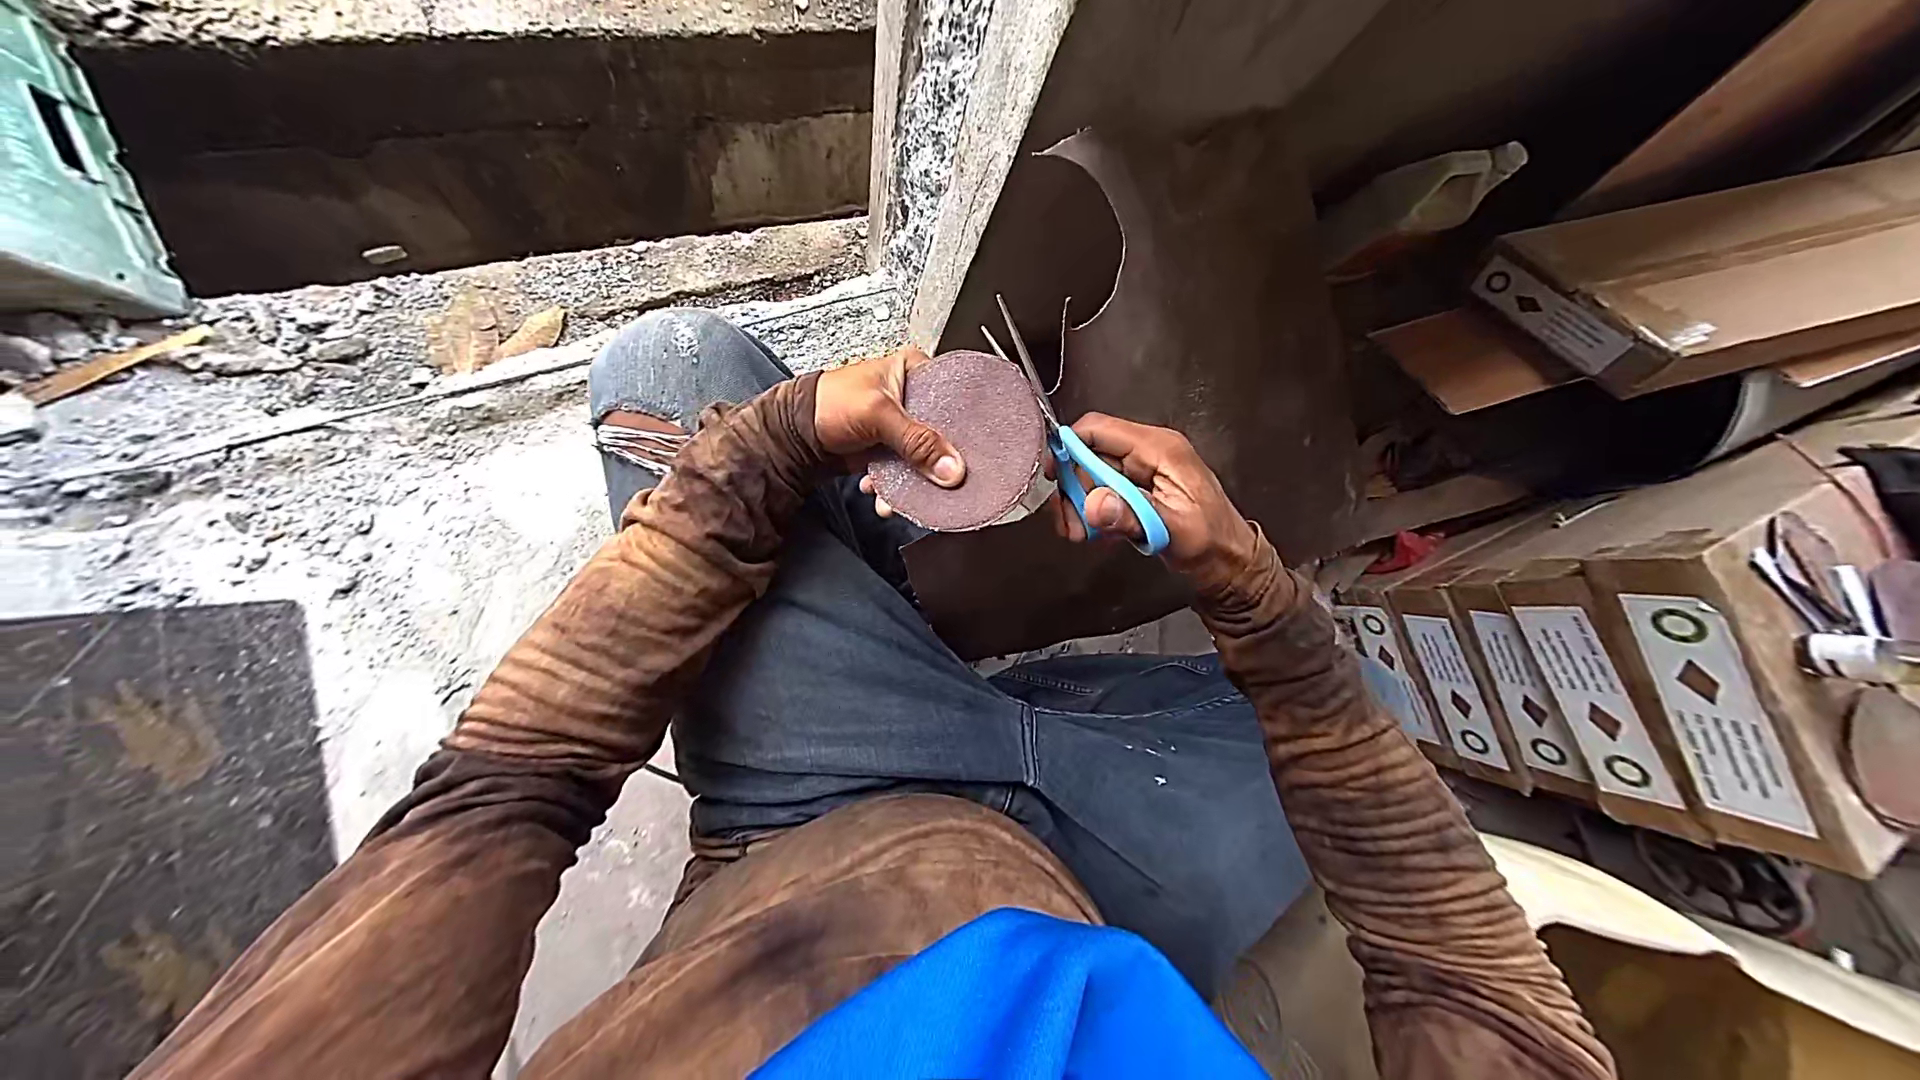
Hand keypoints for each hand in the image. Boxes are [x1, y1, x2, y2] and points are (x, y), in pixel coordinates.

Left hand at [815, 346, 964, 488]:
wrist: (796, 435)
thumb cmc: (828, 403)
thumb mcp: (878, 415)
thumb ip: (917, 442)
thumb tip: (950, 467)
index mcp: (914, 370)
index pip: (952, 397)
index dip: (961, 426)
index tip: (966, 452)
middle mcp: (912, 396)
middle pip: (941, 433)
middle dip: (936, 461)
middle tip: (940, 479)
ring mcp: (903, 425)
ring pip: (925, 457)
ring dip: (914, 480)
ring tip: (901, 493)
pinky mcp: (892, 449)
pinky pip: (907, 471)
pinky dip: (898, 486)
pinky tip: (885, 492)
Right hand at [1048, 413, 1258, 595]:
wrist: (1227, 563)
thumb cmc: (1213, 542)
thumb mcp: (1174, 529)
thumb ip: (1131, 516)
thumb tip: (1095, 504)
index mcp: (1159, 449)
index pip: (1098, 429)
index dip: (1068, 449)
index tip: (1054, 477)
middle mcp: (1146, 453)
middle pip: (1087, 454)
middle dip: (1073, 489)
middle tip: (1074, 521)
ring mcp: (1138, 472)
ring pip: (1088, 476)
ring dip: (1079, 506)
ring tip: (1084, 533)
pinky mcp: (1132, 490)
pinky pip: (1098, 493)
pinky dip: (1091, 514)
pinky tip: (1099, 532)